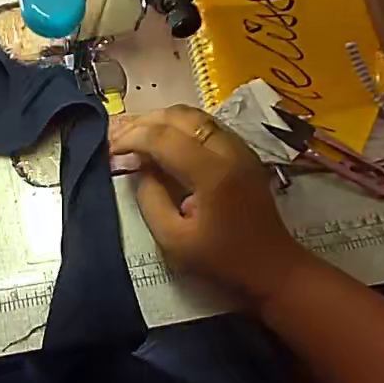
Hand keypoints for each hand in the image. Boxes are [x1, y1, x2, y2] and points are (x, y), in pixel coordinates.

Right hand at [109, 105, 317, 309]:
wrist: (272, 267)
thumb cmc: (222, 260)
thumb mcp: (174, 241)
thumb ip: (151, 200)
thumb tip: (140, 169)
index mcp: (212, 173)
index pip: (164, 138)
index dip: (132, 138)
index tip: (110, 149)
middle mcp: (229, 150)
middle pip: (180, 116)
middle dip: (145, 122)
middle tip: (118, 135)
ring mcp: (240, 148)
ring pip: (195, 115)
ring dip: (162, 119)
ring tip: (136, 133)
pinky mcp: (243, 153)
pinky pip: (207, 125)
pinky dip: (180, 125)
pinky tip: (163, 139)